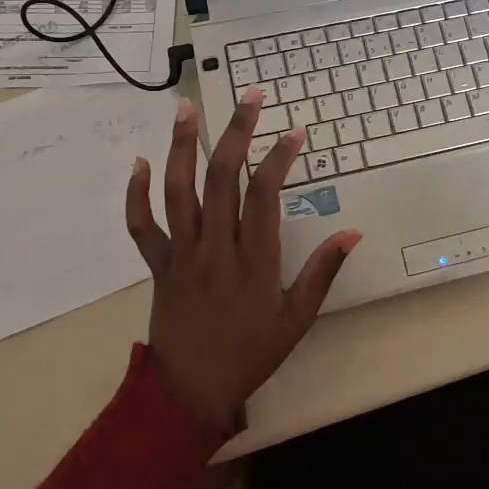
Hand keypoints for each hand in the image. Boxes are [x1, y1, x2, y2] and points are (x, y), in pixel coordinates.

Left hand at [126, 88, 361, 429]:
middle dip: (237, 133)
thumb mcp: (297, 319)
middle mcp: (215, 248)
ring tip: (186, 108)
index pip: (265, 194)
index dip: (280, 158)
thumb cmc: (251, 353)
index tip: (295, 131)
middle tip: (251, 98)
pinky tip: (140, 162)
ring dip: (181, 146)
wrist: (191, 390)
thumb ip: (323, 272)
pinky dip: (136, 194)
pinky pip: (141, 225)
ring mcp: (181, 254)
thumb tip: (352, 233)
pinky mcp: (157, 264)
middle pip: (222, 178)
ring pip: (178, 191)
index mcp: (253, 260)